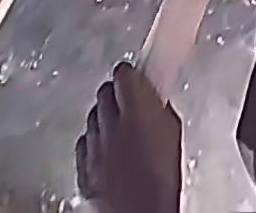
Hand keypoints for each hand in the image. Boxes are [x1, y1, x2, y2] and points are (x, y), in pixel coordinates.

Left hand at [76, 62, 181, 212]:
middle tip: (126, 101)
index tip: (133, 76)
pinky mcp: (83, 169)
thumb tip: (154, 98)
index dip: (128, 73)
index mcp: (136, 111)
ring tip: (116, 128)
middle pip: (104, 92)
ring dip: (103, 117)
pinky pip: (83, 143)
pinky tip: (104, 149)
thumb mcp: (172, 133)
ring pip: (92, 116)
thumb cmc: (163, 182)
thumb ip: (160, 108)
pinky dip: (92, 142)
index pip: (122, 74)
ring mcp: (94, 148)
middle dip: (115, 93)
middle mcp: (111, 125)